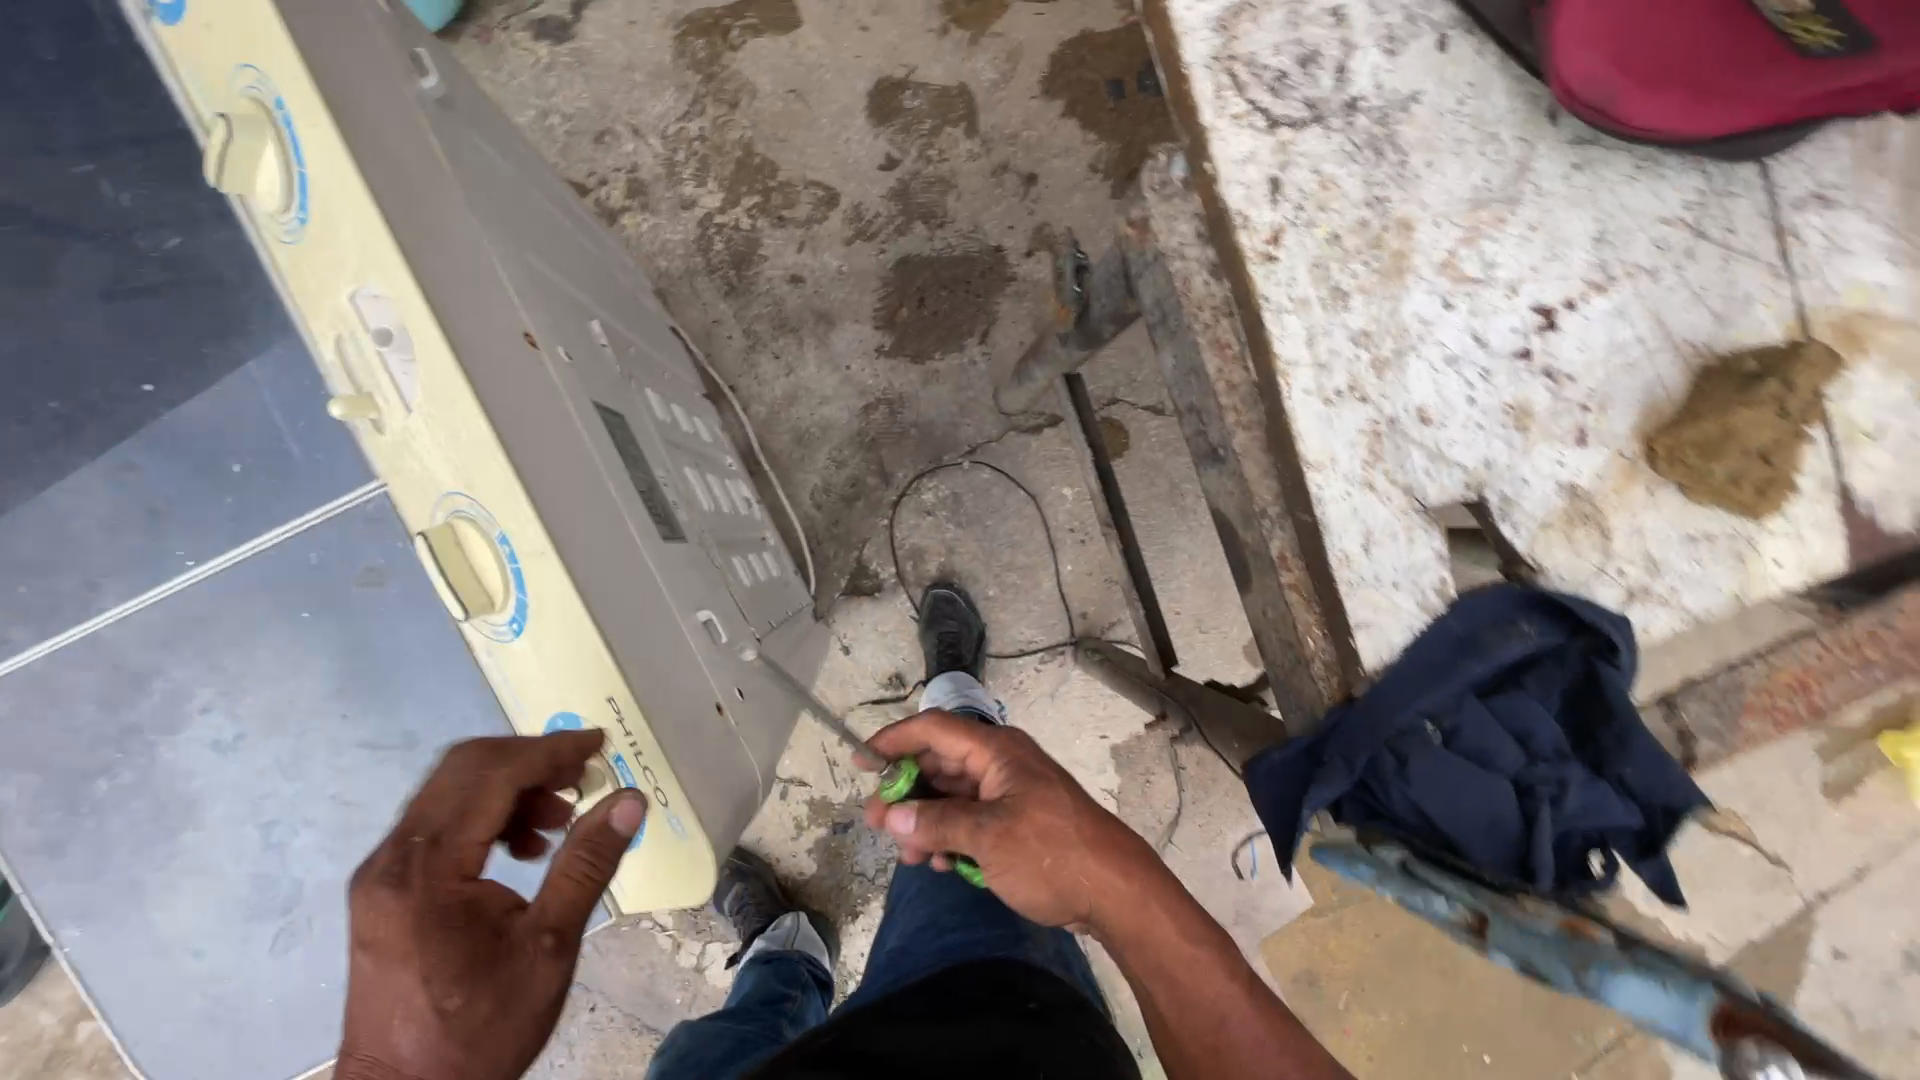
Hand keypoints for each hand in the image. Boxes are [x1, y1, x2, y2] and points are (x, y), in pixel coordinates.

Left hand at [336, 731, 646, 1079]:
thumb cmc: (479, 1031)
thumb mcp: (549, 946)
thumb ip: (587, 864)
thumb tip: (630, 799)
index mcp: (428, 869)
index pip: (492, 775)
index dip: (550, 751)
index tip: (598, 746)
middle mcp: (393, 858)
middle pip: (464, 769)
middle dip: (531, 760)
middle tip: (584, 776)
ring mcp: (382, 873)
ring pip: (450, 791)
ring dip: (512, 787)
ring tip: (562, 817)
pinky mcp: (385, 889)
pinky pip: (440, 822)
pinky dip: (489, 814)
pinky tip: (527, 847)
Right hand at [861, 710, 1162, 930]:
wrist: (1115, 889)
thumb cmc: (1050, 852)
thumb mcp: (988, 837)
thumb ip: (937, 823)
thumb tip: (893, 816)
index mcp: (995, 750)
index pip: (933, 729)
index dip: (893, 740)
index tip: (861, 762)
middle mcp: (1000, 763)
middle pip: (939, 764)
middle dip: (906, 791)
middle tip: (877, 822)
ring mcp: (1009, 793)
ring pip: (952, 795)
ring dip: (925, 819)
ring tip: (906, 854)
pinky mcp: (1016, 822)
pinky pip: (971, 818)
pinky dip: (949, 835)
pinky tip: (936, 862)